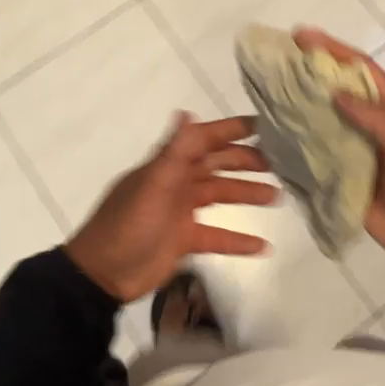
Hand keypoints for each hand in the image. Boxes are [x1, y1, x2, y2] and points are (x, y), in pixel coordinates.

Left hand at [65, 113, 278, 302]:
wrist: (102, 274)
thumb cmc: (127, 225)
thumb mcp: (152, 186)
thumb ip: (173, 152)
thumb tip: (187, 111)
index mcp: (168, 165)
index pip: (205, 139)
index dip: (231, 130)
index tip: (265, 125)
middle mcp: (177, 182)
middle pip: (217, 164)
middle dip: (246, 161)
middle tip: (282, 163)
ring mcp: (181, 212)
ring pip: (220, 195)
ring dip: (247, 194)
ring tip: (279, 197)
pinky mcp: (184, 240)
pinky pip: (217, 236)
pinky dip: (238, 239)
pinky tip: (264, 246)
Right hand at [293, 28, 384, 273]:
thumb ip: (381, 121)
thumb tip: (337, 94)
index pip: (364, 73)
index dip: (335, 52)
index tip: (302, 36)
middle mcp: (375, 130)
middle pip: (338, 97)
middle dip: (309, 79)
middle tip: (272, 67)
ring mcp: (361, 158)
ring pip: (325, 129)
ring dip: (299, 115)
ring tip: (264, 102)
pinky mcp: (348, 187)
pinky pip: (319, 166)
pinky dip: (298, 156)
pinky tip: (273, 147)